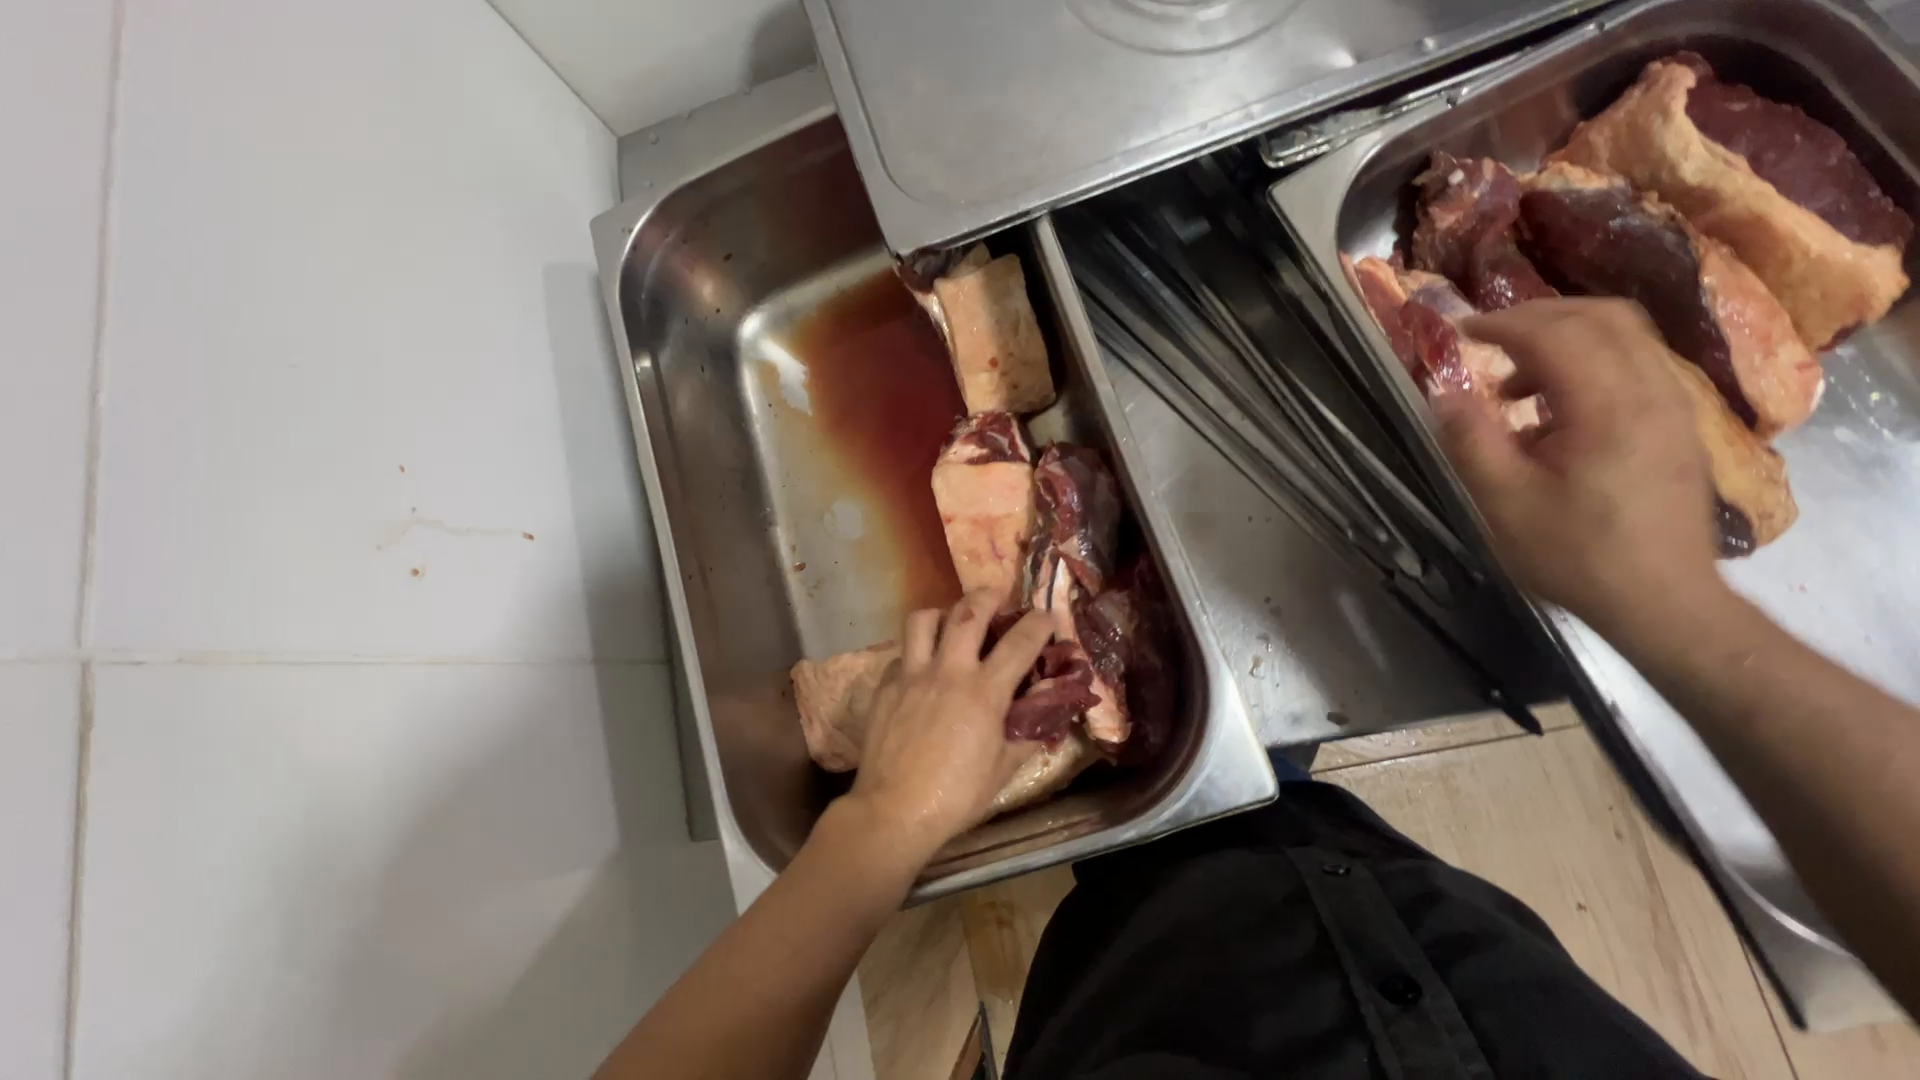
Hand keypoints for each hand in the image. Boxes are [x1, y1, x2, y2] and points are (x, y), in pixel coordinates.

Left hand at [842, 591, 1054, 866]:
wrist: (894, 810)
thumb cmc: (957, 795)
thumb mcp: (1005, 768)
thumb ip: (1030, 728)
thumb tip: (1049, 701)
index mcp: (984, 691)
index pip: (1020, 642)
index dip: (1039, 622)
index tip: (1046, 615)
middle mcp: (948, 671)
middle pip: (968, 611)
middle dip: (988, 595)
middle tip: (997, 597)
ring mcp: (911, 675)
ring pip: (923, 619)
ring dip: (943, 613)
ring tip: (952, 622)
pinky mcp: (885, 686)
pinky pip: (901, 653)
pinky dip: (916, 652)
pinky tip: (922, 669)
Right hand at [1439, 299, 1723, 630]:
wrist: (1664, 601)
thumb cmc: (1576, 555)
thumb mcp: (1503, 503)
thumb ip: (1470, 440)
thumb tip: (1442, 393)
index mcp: (1609, 407)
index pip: (1557, 333)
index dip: (1503, 324)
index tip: (1459, 333)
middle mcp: (1653, 391)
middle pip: (1600, 317)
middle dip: (1537, 318)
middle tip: (1487, 342)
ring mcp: (1673, 406)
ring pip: (1623, 337)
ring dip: (1562, 341)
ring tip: (1512, 386)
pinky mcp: (1677, 425)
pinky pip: (1633, 366)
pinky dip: (1587, 365)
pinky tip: (1551, 411)